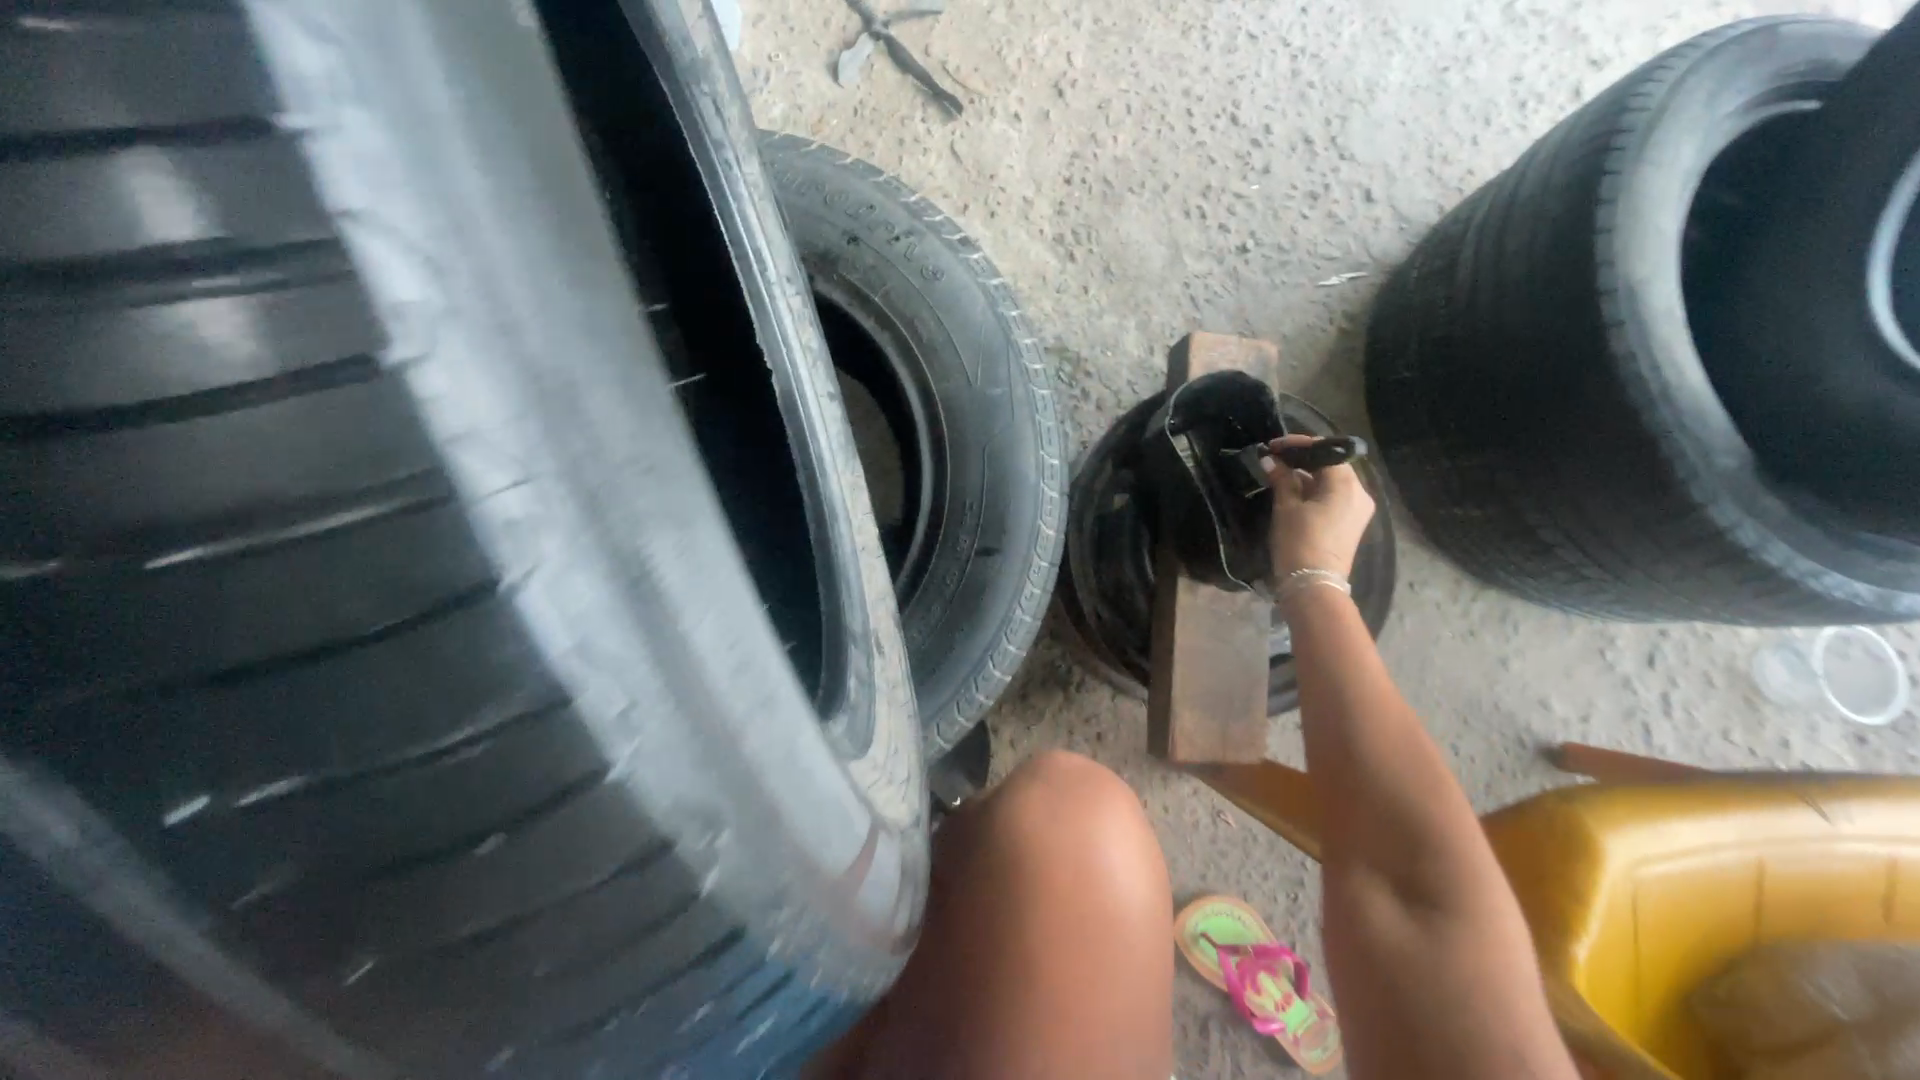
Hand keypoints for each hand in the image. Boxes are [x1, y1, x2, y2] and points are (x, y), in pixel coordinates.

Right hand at [1267, 435, 1376, 577]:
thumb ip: (1281, 479)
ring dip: (1308, 475)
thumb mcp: (1286, 507)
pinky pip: (1335, 497)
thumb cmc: (1299, 542)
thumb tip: (1270, 460)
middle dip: (1303, 459)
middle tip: (1275, 459)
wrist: (1313, 585)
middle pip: (1331, 464)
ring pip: (1332, 481)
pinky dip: (1315, 491)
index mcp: (1347, 484)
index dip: (1298, 444)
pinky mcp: (1352, 523)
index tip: (1273, 446)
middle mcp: (1360, 492)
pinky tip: (1294, 493)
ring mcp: (1358, 509)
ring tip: (1280, 475)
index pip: (1325, 450)